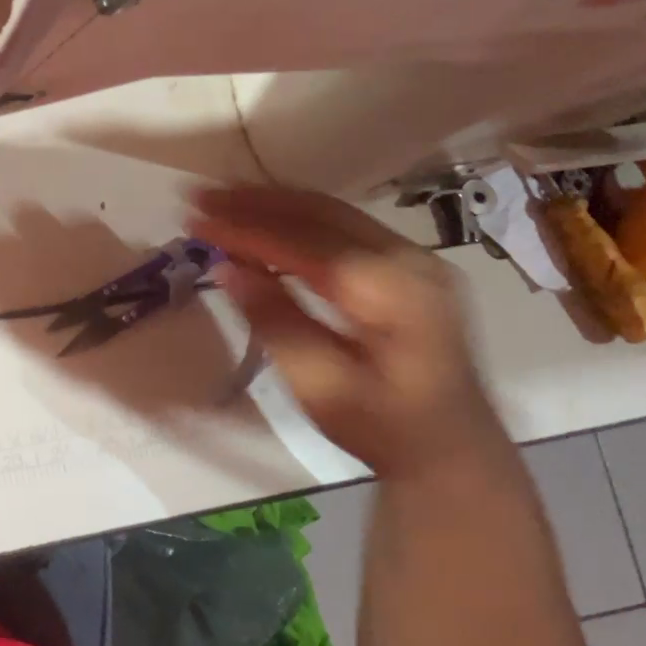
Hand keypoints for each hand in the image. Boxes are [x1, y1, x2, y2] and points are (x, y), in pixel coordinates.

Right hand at [189, 186, 510, 477]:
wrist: (451, 450)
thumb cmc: (380, 425)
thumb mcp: (320, 384)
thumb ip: (275, 322)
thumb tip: (228, 269)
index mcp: (390, 291)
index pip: (304, 243)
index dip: (245, 228)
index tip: (194, 219)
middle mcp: (409, 262)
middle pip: (322, 213)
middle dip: (256, 201)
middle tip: (199, 195)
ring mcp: (414, 262)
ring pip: (334, 214)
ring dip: (273, 204)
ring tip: (221, 199)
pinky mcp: (407, 270)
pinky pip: (344, 229)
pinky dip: (296, 220)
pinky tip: (263, 223)